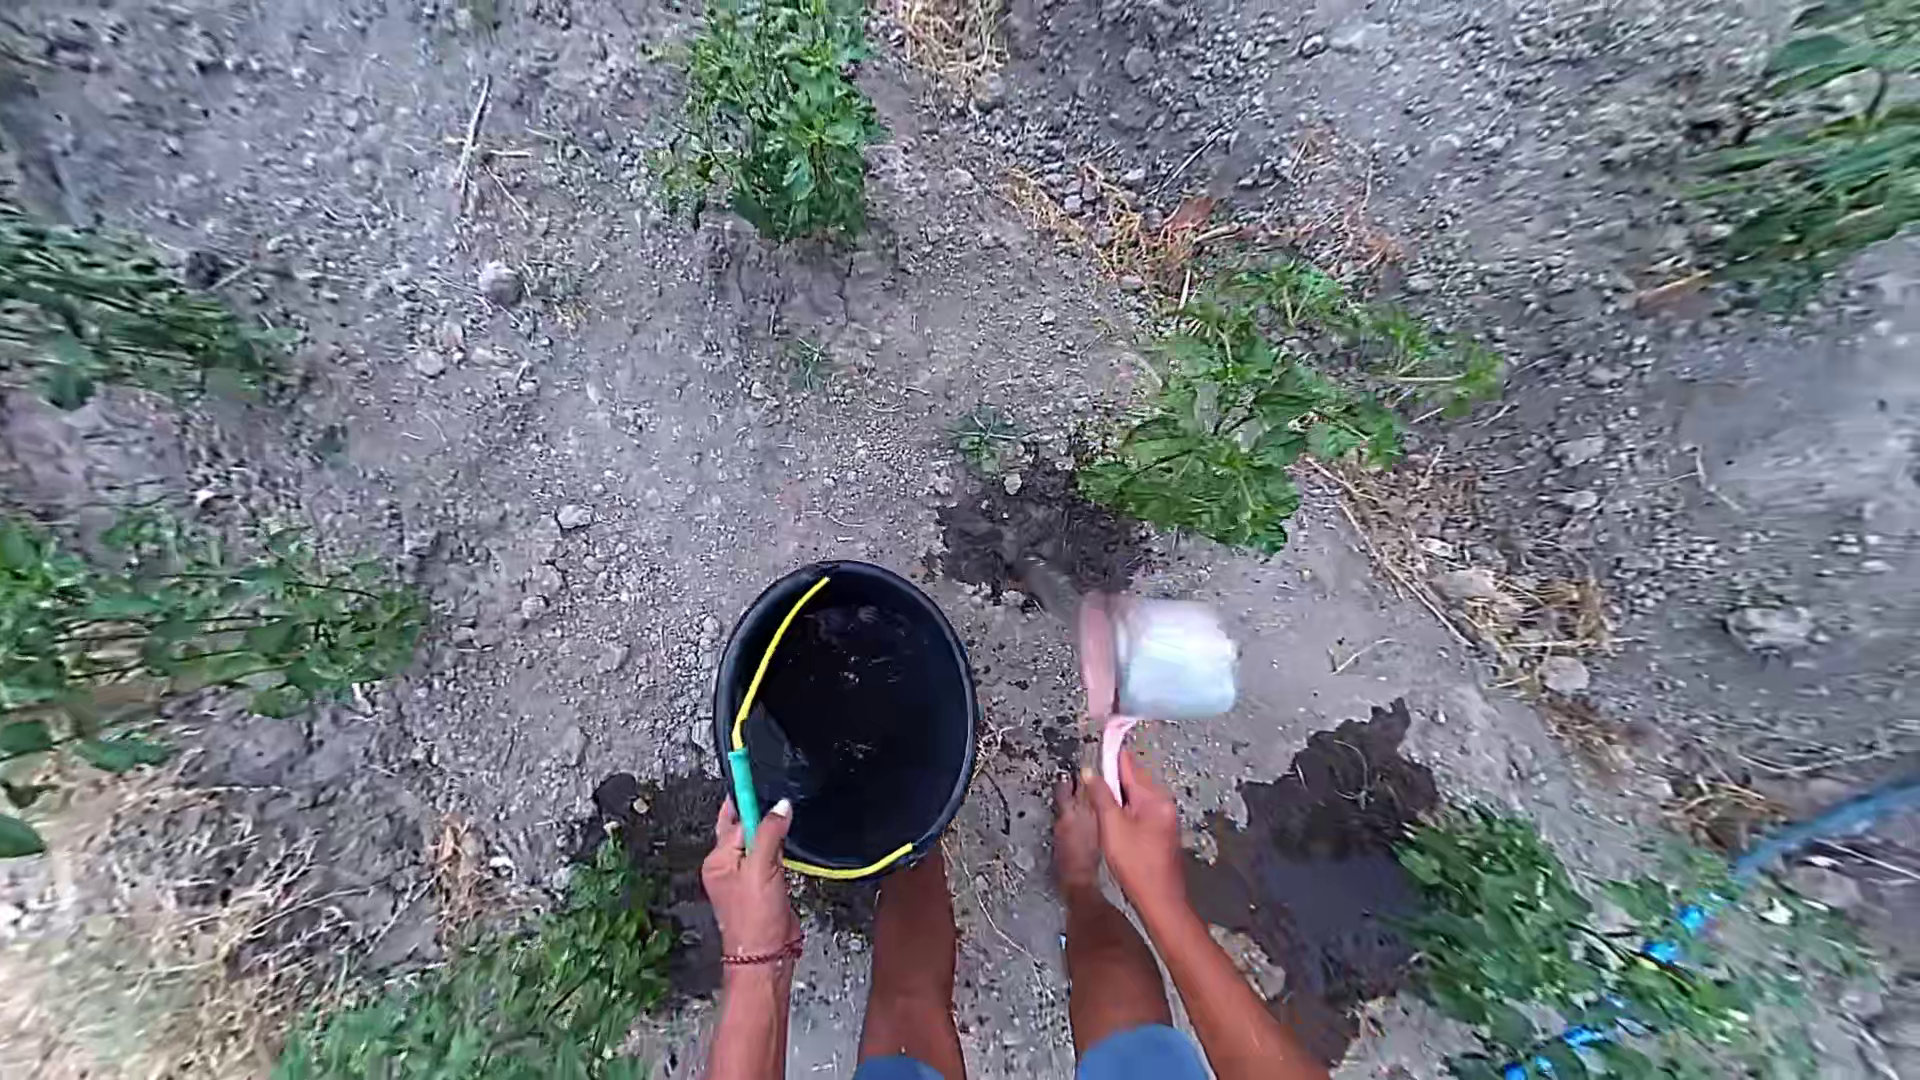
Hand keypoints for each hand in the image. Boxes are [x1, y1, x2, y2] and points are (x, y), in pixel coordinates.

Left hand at [701, 797, 799, 958]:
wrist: (767, 957)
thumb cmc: (755, 920)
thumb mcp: (761, 869)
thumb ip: (769, 833)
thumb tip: (781, 806)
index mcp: (718, 860)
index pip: (733, 817)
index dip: (746, 797)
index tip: (751, 770)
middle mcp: (728, 864)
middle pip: (743, 824)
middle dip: (760, 810)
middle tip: (777, 793)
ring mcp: (745, 873)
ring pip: (759, 837)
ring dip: (772, 829)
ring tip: (785, 819)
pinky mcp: (762, 881)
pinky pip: (770, 851)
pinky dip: (779, 843)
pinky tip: (788, 841)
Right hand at [1086, 750, 1187, 918]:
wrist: (1160, 902)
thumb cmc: (1137, 866)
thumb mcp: (1111, 827)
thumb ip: (1101, 796)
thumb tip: (1090, 773)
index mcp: (1153, 798)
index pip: (1127, 765)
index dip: (1109, 755)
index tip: (1096, 744)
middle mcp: (1163, 803)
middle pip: (1132, 778)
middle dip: (1112, 782)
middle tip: (1093, 793)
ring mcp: (1165, 817)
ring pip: (1135, 795)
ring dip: (1118, 798)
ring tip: (1104, 816)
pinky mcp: (1162, 830)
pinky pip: (1141, 809)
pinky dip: (1126, 811)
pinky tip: (1116, 827)